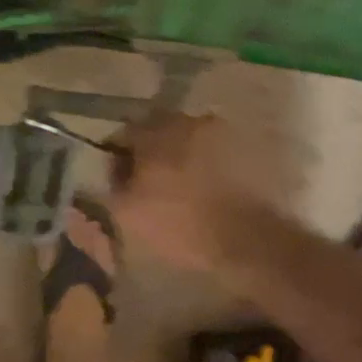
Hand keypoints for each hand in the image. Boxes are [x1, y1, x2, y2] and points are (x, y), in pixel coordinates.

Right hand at [108, 113, 264, 271]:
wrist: (246, 240)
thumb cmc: (179, 224)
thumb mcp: (127, 213)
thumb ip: (112, 185)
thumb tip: (114, 173)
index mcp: (155, 132)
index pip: (124, 133)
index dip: (117, 157)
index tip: (119, 180)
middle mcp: (190, 121)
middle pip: (159, 131)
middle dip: (151, 152)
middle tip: (149, 182)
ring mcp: (224, 132)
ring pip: (190, 139)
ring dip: (182, 156)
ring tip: (182, 187)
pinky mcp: (249, 148)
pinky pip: (217, 152)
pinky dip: (208, 164)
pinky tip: (208, 189)